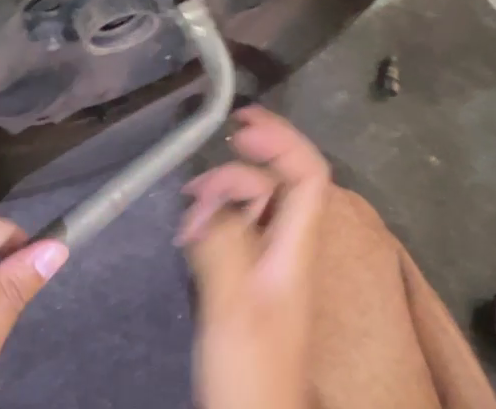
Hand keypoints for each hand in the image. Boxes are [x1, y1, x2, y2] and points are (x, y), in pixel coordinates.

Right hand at [178, 106, 330, 408]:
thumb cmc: (250, 371)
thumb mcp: (234, 306)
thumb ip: (224, 245)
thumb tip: (211, 203)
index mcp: (296, 249)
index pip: (307, 175)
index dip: (281, 140)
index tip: (242, 125)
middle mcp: (290, 248)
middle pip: (275, 184)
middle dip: (234, 174)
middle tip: (195, 192)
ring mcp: (273, 263)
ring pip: (254, 206)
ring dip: (220, 198)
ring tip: (188, 219)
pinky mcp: (254, 277)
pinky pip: (239, 229)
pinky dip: (215, 221)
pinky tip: (193, 235)